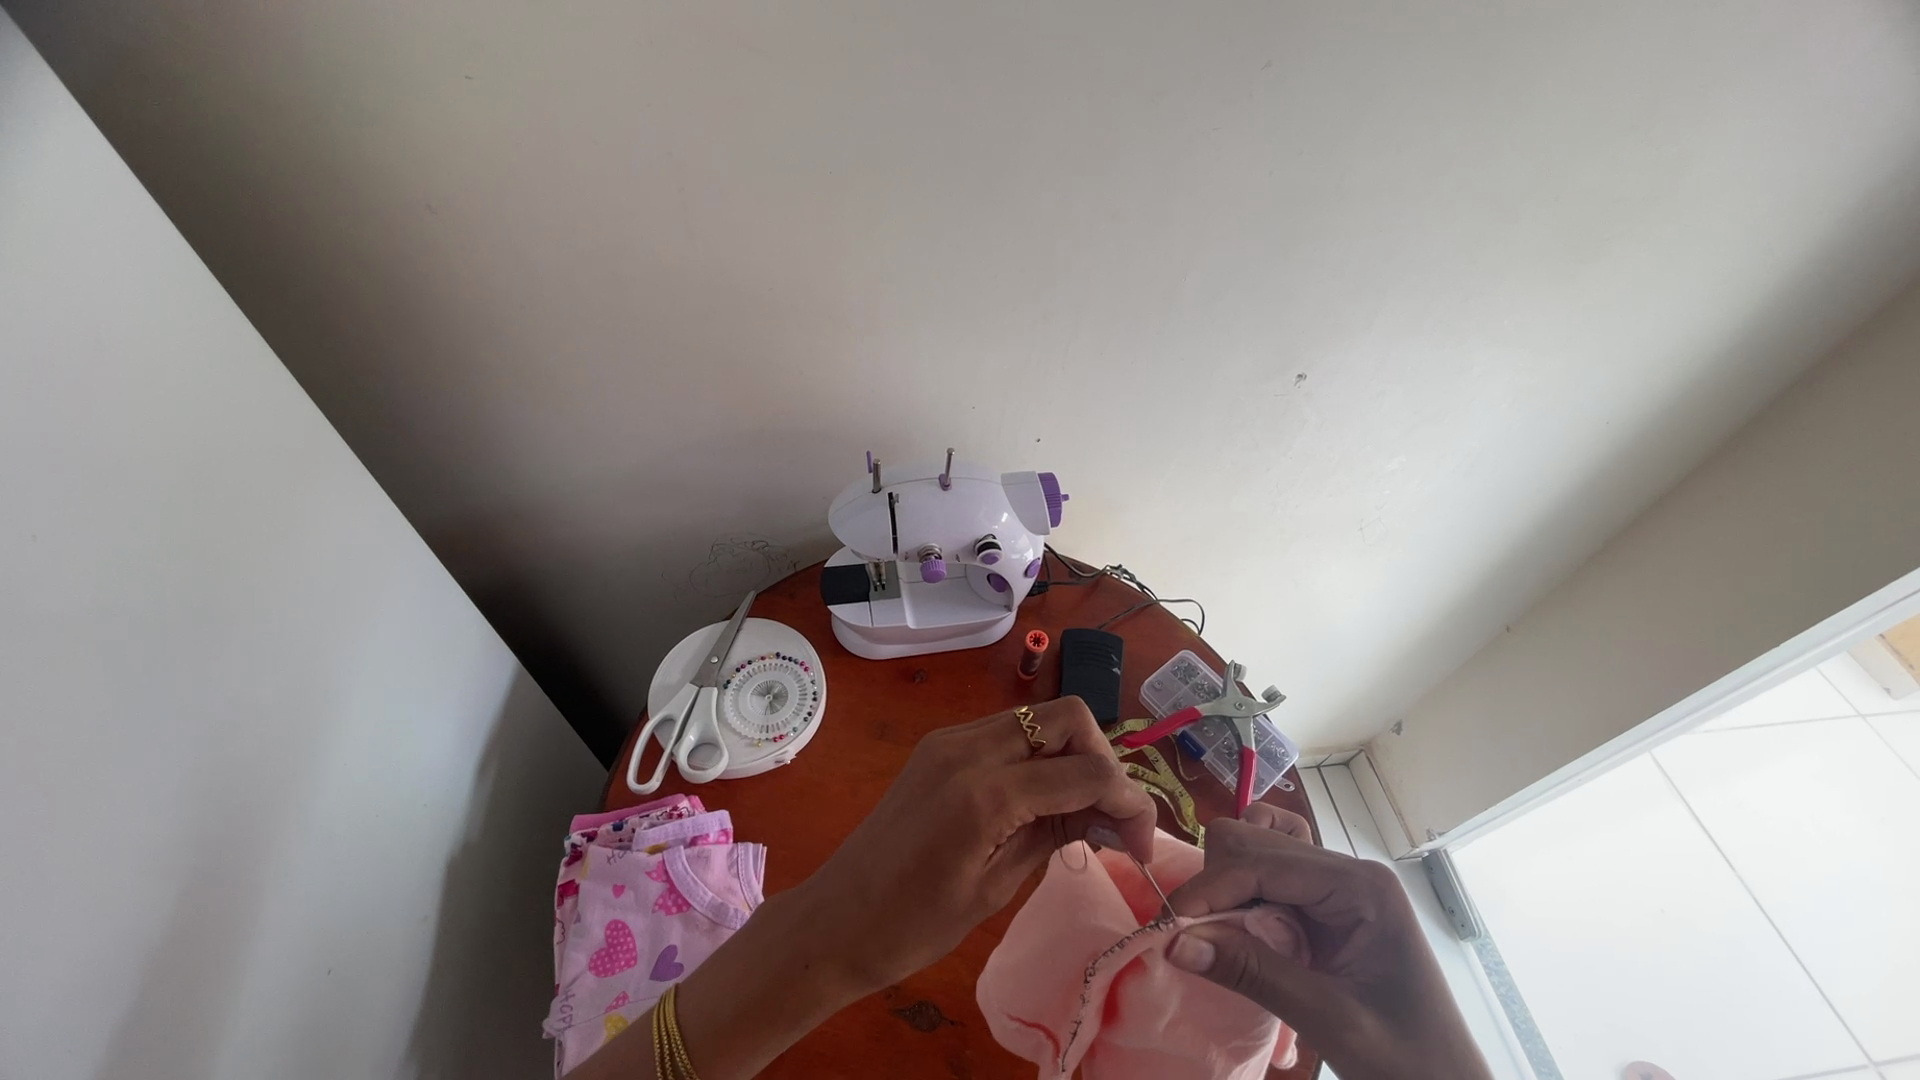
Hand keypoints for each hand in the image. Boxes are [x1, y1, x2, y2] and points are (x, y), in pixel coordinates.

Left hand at [572, 696, 1155, 1079]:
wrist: (835, 919)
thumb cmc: (914, 926)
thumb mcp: (995, 889)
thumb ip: (1055, 835)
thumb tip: (1105, 813)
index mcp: (988, 792)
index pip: (1088, 770)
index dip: (1130, 802)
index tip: (1142, 844)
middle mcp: (971, 747)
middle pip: (1067, 716)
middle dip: (1102, 758)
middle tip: (1108, 816)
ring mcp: (950, 739)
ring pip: (1037, 717)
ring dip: (1071, 754)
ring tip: (1079, 812)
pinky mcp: (939, 745)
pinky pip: (1006, 732)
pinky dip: (1037, 756)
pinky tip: (1039, 800)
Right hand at [1164, 812, 1492, 1079]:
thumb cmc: (1408, 1063)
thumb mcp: (1330, 1021)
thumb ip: (1252, 972)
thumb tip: (1173, 942)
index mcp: (1359, 885)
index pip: (1261, 862)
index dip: (1210, 890)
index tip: (1167, 927)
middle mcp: (1345, 870)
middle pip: (1252, 843)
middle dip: (1215, 886)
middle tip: (1194, 939)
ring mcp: (1336, 885)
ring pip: (1253, 855)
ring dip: (1226, 892)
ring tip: (1223, 943)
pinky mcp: (1325, 906)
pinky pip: (1267, 878)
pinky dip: (1241, 894)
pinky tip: (1241, 927)